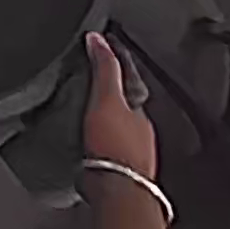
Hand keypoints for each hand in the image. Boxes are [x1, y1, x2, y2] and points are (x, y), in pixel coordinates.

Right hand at [82, 32, 155, 179]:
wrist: (117, 190)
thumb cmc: (114, 142)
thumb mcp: (108, 97)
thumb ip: (104, 68)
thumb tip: (98, 38)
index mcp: (140, 110)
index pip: (129, 76)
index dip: (116, 60)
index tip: (104, 43)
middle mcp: (140, 129)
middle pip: (126, 101)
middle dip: (112, 87)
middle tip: (94, 71)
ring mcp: (131, 149)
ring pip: (119, 121)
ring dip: (106, 110)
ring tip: (88, 101)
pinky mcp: (116, 165)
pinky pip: (108, 138)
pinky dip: (99, 130)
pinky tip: (88, 132)